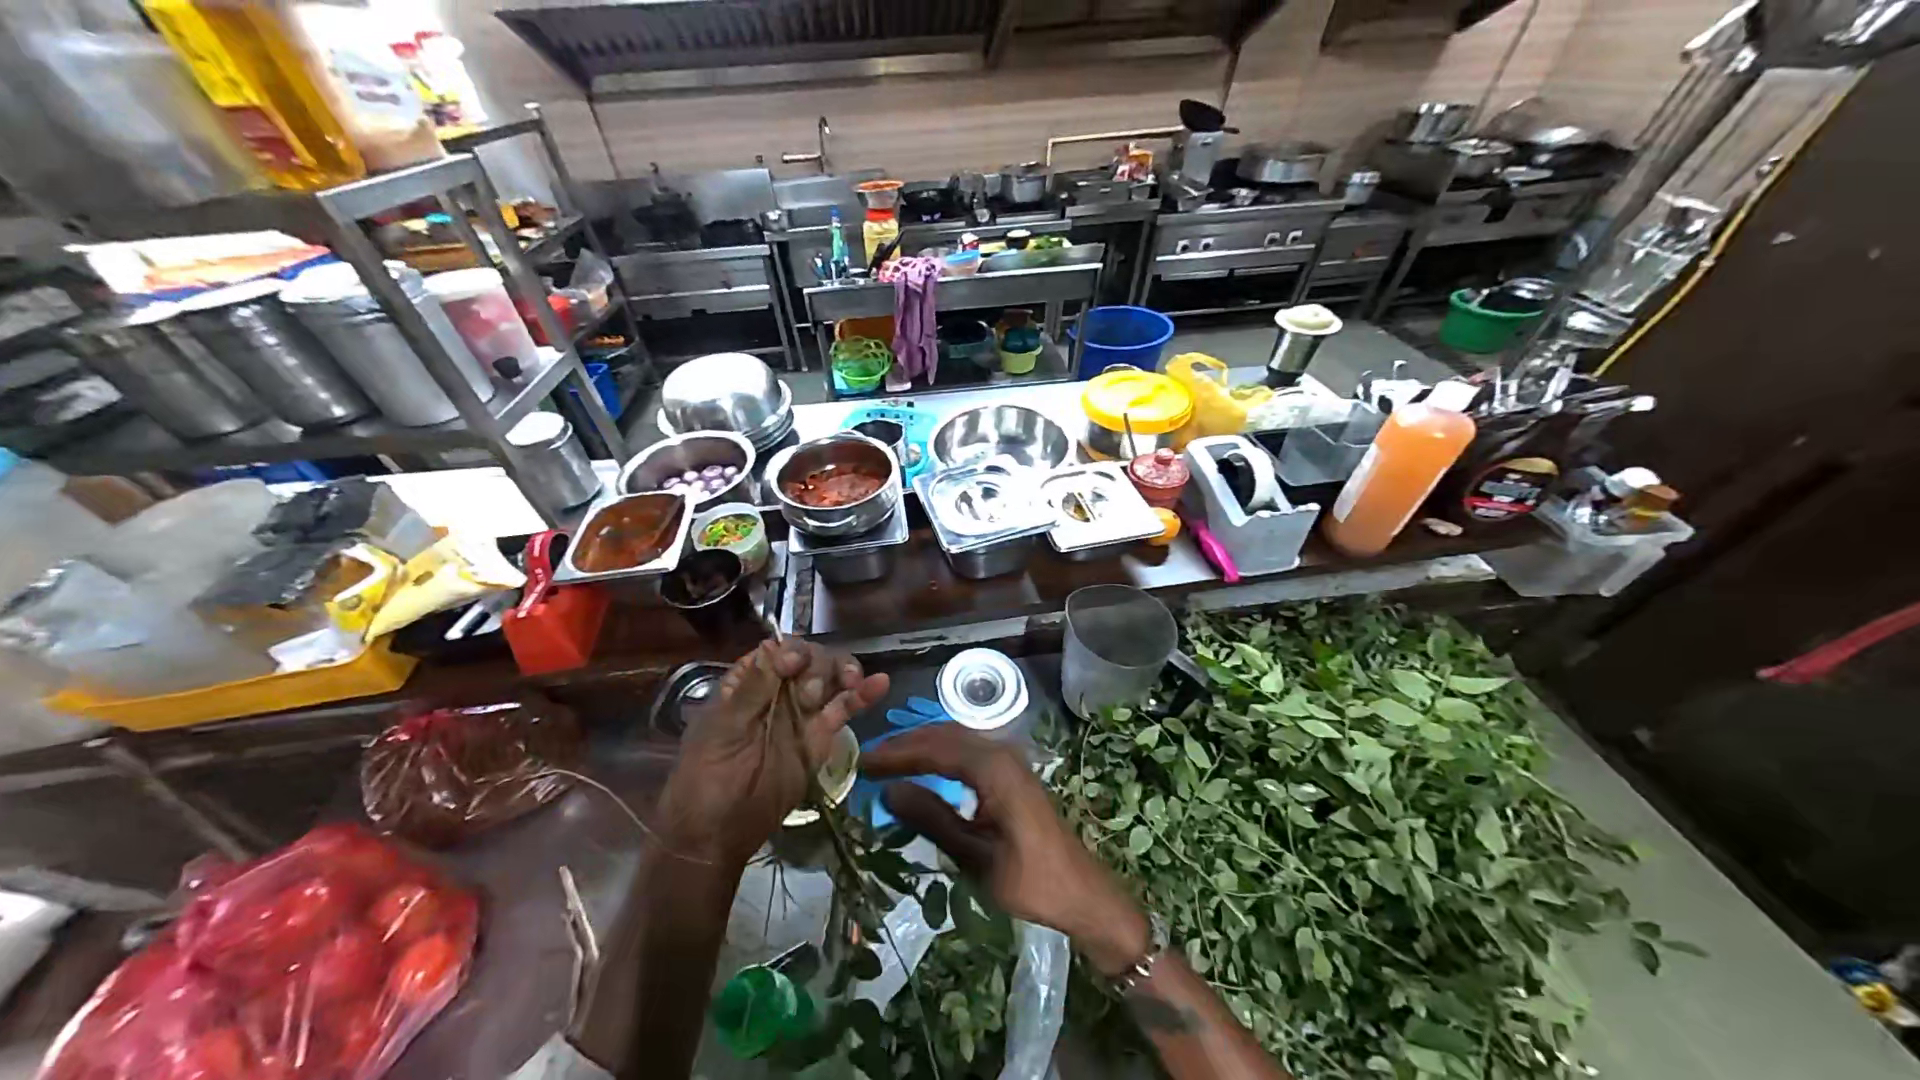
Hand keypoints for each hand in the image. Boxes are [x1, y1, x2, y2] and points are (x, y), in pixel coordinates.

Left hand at [655, 641, 888, 866]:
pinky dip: (863, 696)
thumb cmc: (706, 776)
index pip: (778, 650)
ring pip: (831, 678)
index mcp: (748, 681)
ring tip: (850, 682)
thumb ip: (752, 689)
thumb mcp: (721, 729)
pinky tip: (880, 683)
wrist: (718, 833)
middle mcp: (779, 690)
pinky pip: (845, 709)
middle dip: (817, 666)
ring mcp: (803, 713)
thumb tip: (777, 647)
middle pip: (812, 658)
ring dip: (842, 673)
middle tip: (809, 695)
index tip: (792, 666)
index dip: (791, 651)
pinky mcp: (822, 738)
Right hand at [862, 725, 1149, 975]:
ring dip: (921, 745)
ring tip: (887, 761)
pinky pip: (968, 749)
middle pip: (944, 735)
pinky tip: (924, 767)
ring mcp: (1009, 760)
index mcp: (995, 769)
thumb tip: (889, 789)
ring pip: (956, 738)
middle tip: (868, 760)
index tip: (862, 763)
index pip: (935, 749)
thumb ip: (932, 819)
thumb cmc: (1031, 881)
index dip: (897, 754)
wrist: (1083, 893)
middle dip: (905, 744)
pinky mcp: (1011, 772)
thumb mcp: (975, 857)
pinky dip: (940, 753)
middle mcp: (1002, 753)